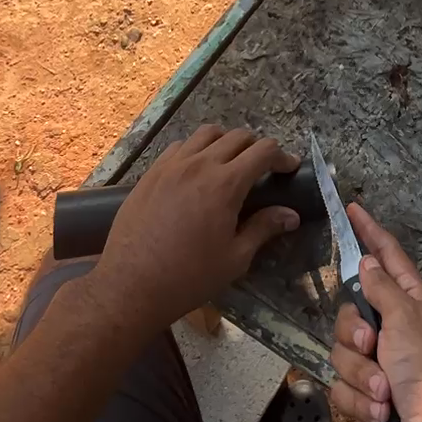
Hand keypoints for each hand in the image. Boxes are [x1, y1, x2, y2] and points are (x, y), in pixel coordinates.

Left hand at [92, 126, 300, 331]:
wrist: (130, 287)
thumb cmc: (188, 277)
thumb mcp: (235, 258)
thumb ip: (264, 228)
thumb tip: (291, 215)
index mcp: (226, 183)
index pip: (264, 151)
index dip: (282, 156)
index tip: (288, 168)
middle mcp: (200, 164)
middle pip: (238, 136)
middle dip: (257, 148)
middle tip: (262, 169)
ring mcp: (172, 165)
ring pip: (207, 134)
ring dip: (226, 142)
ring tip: (229, 163)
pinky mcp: (152, 172)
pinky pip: (180, 146)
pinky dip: (196, 149)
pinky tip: (196, 171)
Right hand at [329, 204, 421, 421]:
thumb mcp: (406, 320)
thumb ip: (381, 288)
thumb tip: (367, 261)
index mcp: (411, 300)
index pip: (387, 255)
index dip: (369, 230)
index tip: (353, 208)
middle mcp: (395, 326)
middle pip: (351, 310)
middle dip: (355, 333)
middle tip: (373, 345)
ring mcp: (381, 362)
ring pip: (343, 351)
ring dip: (361, 375)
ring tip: (386, 390)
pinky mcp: (369, 395)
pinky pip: (343, 386)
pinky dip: (359, 401)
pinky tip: (381, 411)